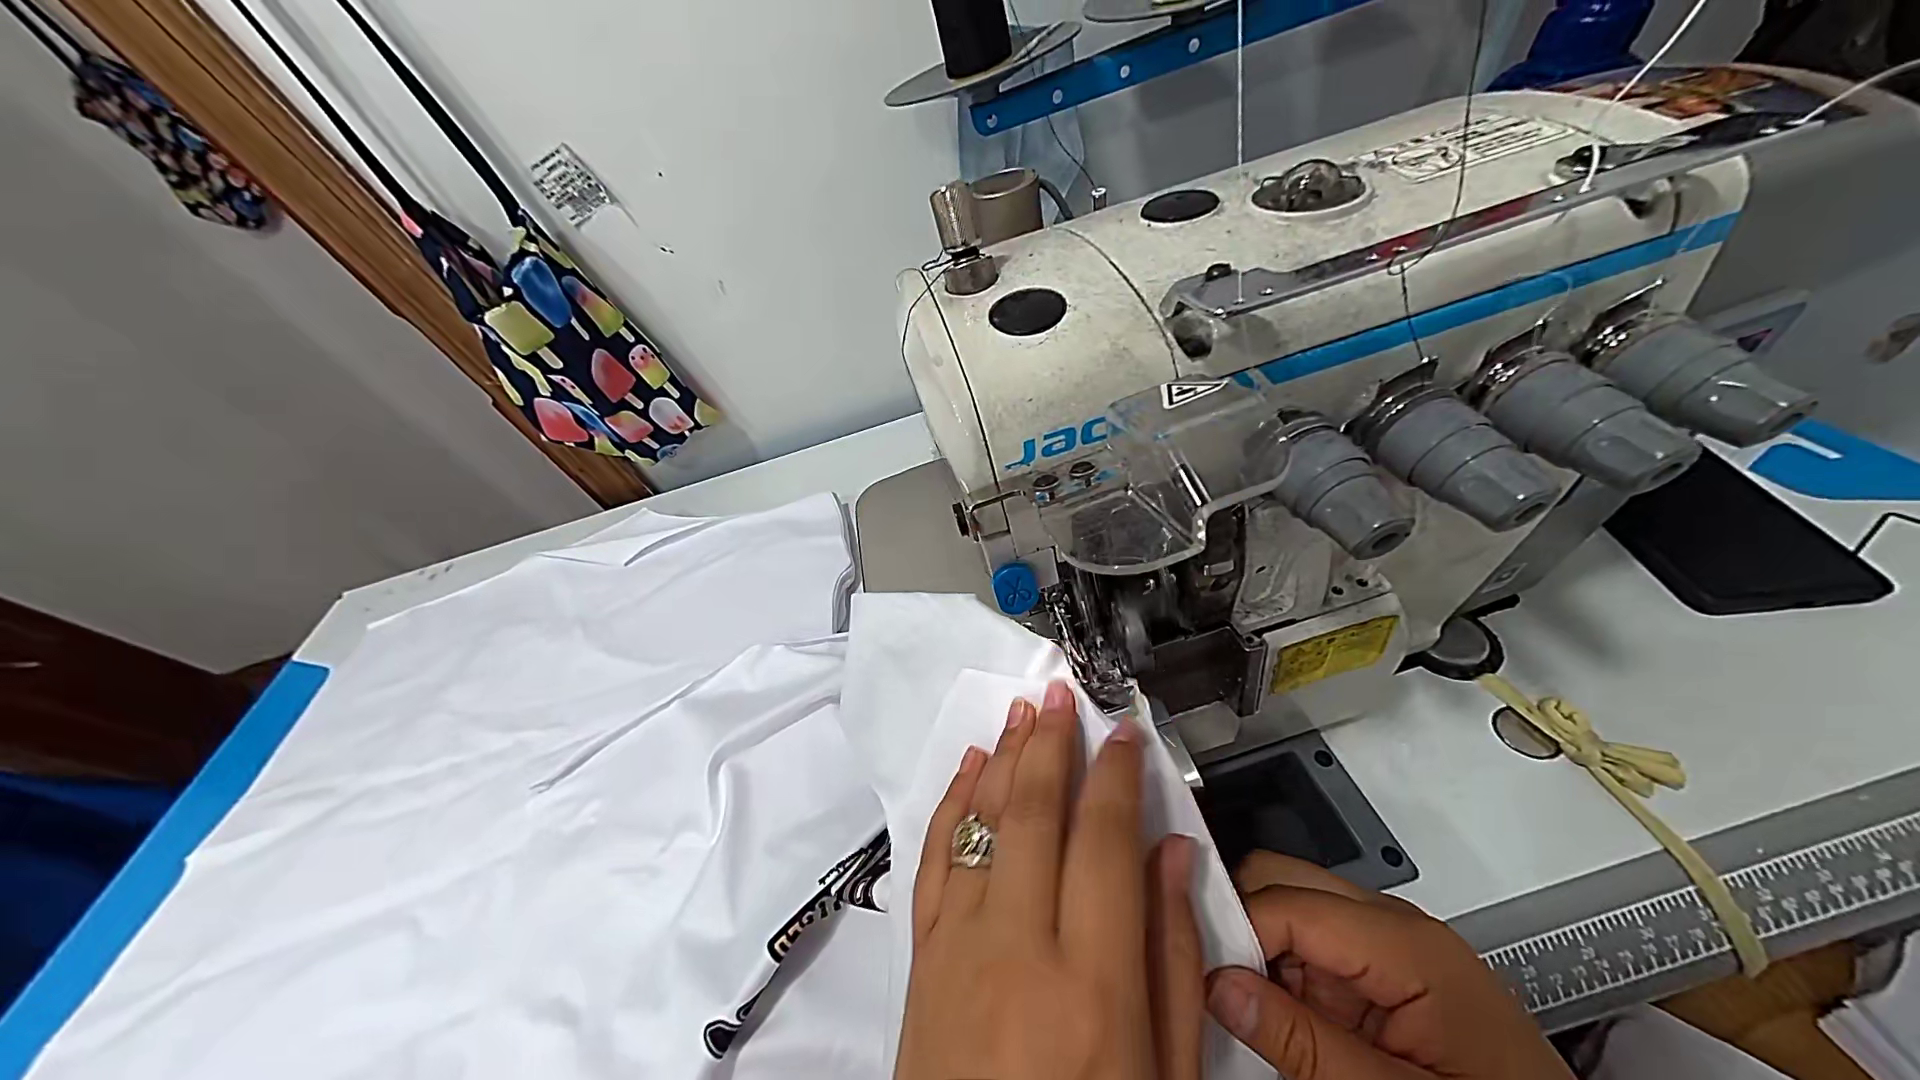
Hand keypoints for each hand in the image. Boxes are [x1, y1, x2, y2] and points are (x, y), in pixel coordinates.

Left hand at [896, 681, 1203, 1079]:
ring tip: (1020, 711)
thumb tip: (1172, 857)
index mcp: (1093, 980)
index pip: (1108, 841)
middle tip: (1060, 695)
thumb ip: (1170, 957)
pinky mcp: (922, 954)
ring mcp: (960, 944)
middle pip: (1035, 813)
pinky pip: (933, 858)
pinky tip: (967, 767)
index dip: (1118, 776)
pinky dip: (951, 803)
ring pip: (981, 822)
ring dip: (1002, 757)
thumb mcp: (1163, 1071)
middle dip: (1051, 743)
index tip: (1124, 734)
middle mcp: (1019, 946)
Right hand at [1207, 852, 1573, 1079]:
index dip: (1233, 932)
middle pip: (1279, 879)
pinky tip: (1275, 1015)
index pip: (1284, 900)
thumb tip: (1221, 986)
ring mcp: (1383, 942)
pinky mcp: (1377, 967)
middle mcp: (1391, 924)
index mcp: (1406, 943)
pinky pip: (1304, 943)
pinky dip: (1276, 970)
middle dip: (1237, 922)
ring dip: (1253, 949)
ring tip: (1246, 1009)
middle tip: (1213, 982)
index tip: (1201, 975)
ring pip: (1283, 905)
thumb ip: (1306, 1043)